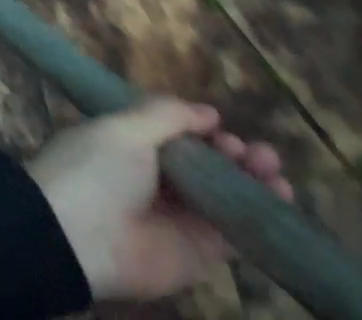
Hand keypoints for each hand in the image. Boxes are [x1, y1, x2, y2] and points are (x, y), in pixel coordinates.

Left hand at [27, 98, 294, 301]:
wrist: (81, 238)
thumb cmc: (94, 172)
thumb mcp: (120, 130)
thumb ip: (162, 116)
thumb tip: (206, 111)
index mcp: (119, 146)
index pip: (166, 134)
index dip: (195, 128)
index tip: (218, 126)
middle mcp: (147, 179)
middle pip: (200, 163)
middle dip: (230, 153)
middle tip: (252, 151)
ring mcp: (176, 214)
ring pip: (224, 193)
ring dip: (252, 178)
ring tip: (271, 168)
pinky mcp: (200, 249)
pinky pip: (237, 230)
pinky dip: (260, 213)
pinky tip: (281, 196)